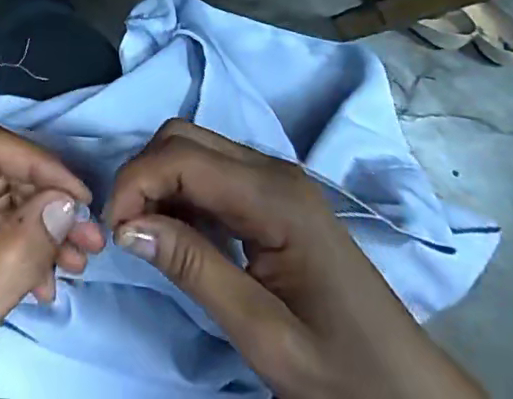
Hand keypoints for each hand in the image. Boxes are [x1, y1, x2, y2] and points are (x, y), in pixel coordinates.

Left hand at [0, 126, 106, 398]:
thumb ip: (24, 249)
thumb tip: (69, 203)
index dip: (42, 165)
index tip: (80, 199)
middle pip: (7, 174)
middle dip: (51, 204)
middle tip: (90, 239)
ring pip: (11, 201)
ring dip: (48, 230)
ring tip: (78, 263)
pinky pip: (3, 229)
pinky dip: (31, 250)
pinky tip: (48, 282)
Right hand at [106, 119, 488, 398]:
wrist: (400, 383)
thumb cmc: (337, 365)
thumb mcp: (262, 331)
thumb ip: (194, 269)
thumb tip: (129, 225)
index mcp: (276, 196)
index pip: (184, 156)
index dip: (136, 182)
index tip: (112, 233)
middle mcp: (275, 171)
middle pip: (187, 138)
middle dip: (144, 174)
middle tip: (125, 235)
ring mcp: (277, 180)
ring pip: (197, 149)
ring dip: (159, 181)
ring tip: (143, 237)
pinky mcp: (274, 196)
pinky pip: (213, 173)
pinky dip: (181, 192)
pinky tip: (175, 234)